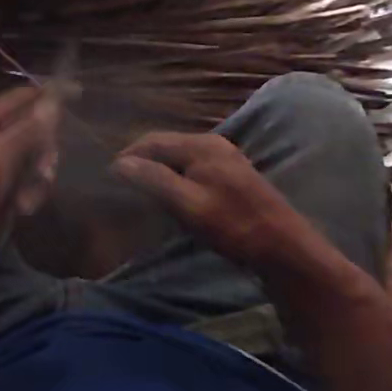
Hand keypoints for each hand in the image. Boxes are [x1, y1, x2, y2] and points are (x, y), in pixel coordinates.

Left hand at [0, 86, 60, 241]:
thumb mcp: (1, 152)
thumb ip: (30, 128)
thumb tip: (53, 101)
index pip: (24, 96)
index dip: (49, 94)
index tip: (78, 93)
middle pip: (38, 130)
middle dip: (44, 153)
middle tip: (43, 170)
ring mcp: (3, 160)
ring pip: (39, 159)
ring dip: (36, 180)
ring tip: (24, 198)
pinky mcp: (9, 184)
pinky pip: (33, 181)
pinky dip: (30, 194)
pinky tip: (21, 207)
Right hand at [111, 131, 322, 275]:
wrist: (284, 248)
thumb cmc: (234, 226)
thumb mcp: (189, 204)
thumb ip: (154, 180)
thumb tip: (119, 164)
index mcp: (202, 146)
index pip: (152, 141)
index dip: (127, 156)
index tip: (107, 177)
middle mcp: (213, 144)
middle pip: (165, 145)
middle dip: (140, 161)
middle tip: (119, 184)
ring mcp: (224, 158)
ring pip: (177, 157)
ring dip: (155, 169)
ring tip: (137, 190)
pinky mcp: (230, 175)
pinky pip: (190, 167)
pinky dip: (172, 176)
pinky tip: (167, 194)